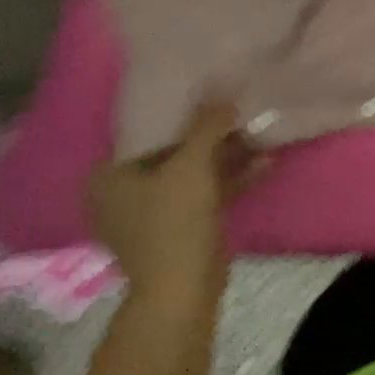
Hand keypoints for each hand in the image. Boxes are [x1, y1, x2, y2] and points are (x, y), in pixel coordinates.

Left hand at [88, 98, 265, 311]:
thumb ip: (207, 124)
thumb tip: (224, 85)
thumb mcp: (193, 165)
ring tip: (260, 135)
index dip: (182, 111)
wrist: (182, 289)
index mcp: (109, 175)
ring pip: (192, 173)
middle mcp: (123, 192)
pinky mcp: (178, 228)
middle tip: (242, 112)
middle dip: (210, 134)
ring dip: (227, 156)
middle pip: (172, 151)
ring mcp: (151, 213)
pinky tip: (265, 164)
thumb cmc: (174, 221)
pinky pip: (204, 194)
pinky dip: (230, 180)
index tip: (213, 94)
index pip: (148, 130)